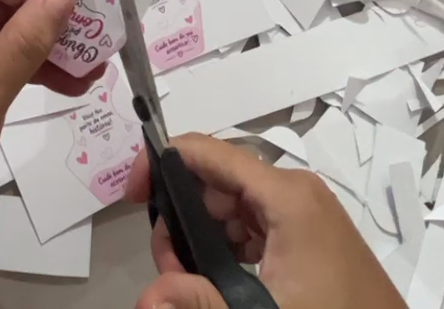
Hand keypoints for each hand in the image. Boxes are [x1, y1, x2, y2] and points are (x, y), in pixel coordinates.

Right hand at [123, 133, 404, 308]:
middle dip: (180, 216)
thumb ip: (199, 300)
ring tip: (189, 280)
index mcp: (285, 194)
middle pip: (214, 179)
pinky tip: (219, 280)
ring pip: (230, 202)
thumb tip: (144, 298)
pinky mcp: (310, 234)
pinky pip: (252, 221)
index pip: (206, 150)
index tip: (132, 196)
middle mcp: (295, 189)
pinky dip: (227, 244)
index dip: (160, 162)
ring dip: (200, 235)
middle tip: (167, 266)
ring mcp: (305, 210)